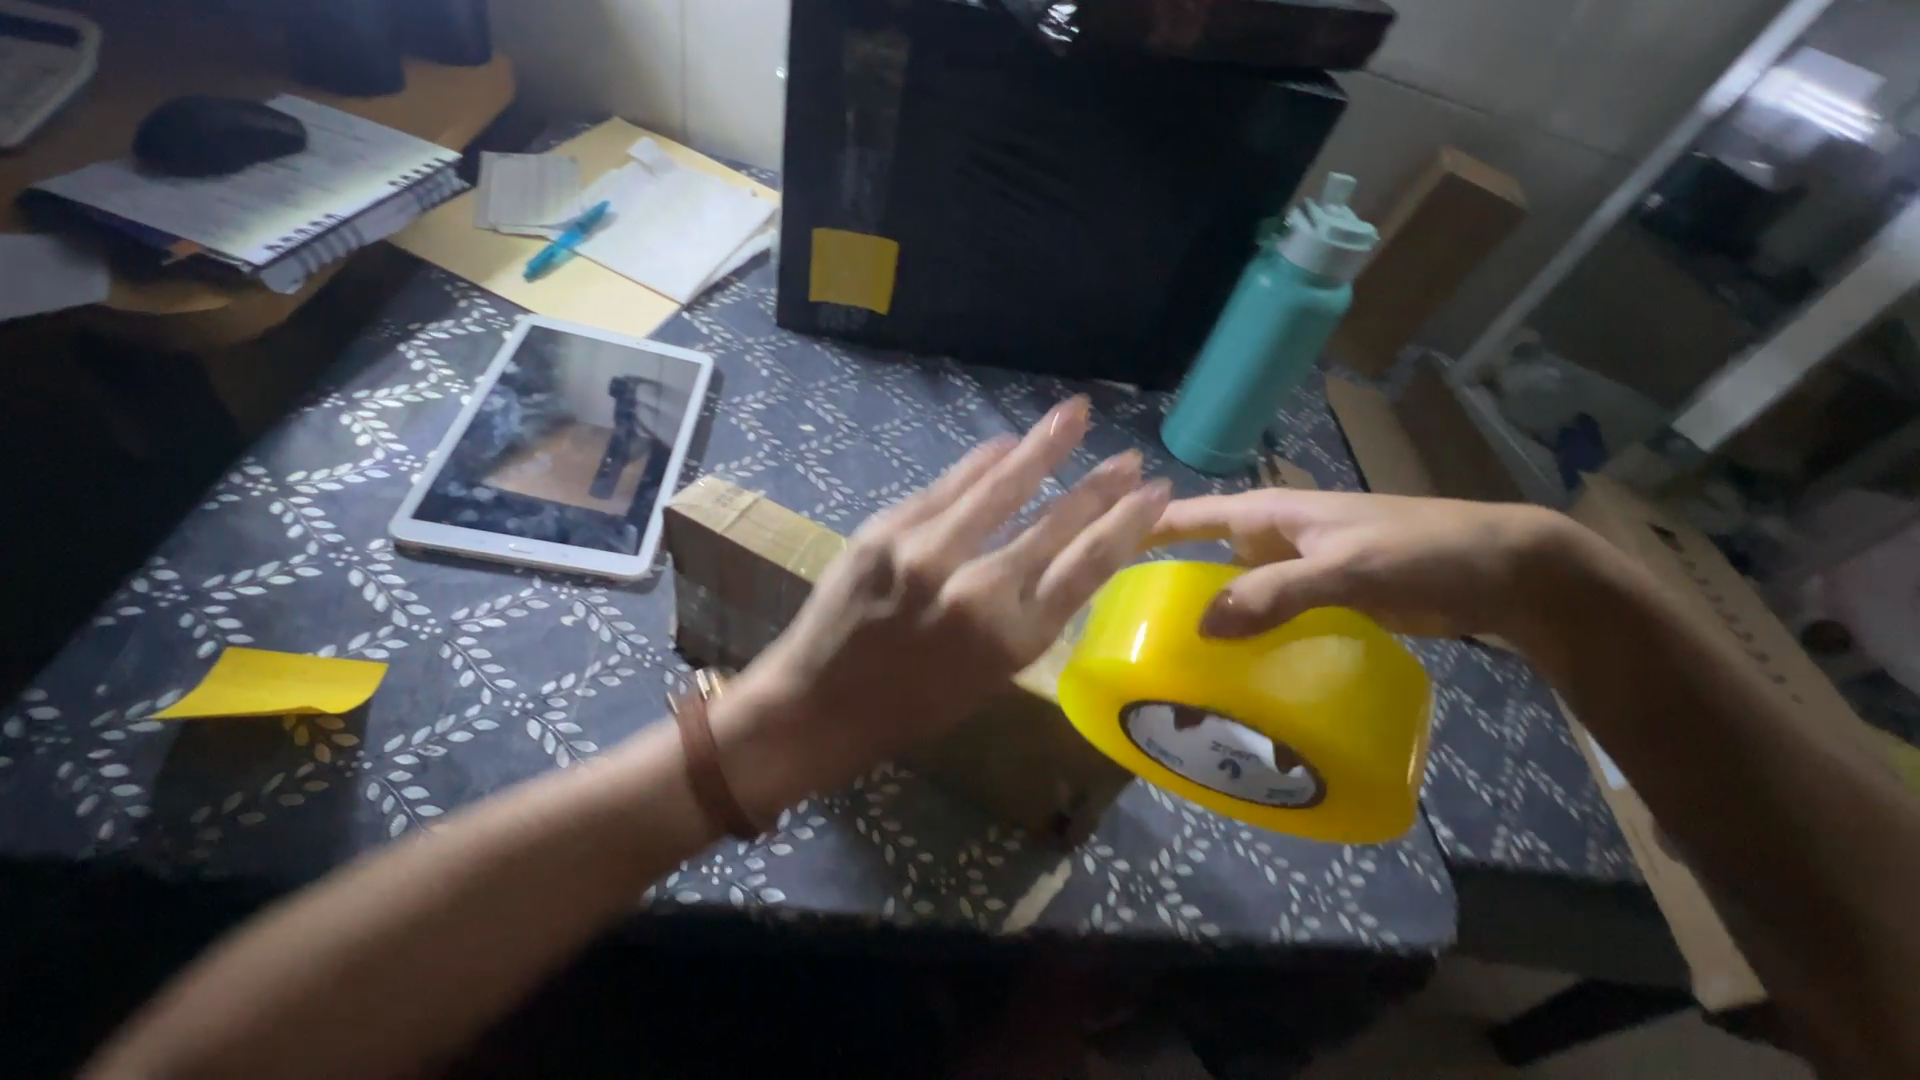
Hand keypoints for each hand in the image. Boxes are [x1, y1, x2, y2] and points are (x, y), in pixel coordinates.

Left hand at [716, 397, 1172, 817]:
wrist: (821, 705)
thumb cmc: (915, 704)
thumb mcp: (991, 674)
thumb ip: (1029, 613)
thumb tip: (1061, 550)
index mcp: (1016, 638)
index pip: (1090, 564)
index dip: (1128, 523)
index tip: (1157, 493)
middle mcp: (980, 591)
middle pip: (1056, 522)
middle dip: (1100, 486)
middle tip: (1131, 457)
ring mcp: (928, 554)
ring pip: (1001, 488)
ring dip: (1043, 448)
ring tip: (1075, 414)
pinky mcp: (886, 533)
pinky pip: (946, 487)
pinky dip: (979, 463)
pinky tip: (1007, 441)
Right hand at [1148, 489, 1582, 640]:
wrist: (1502, 572)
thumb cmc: (1422, 550)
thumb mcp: (1346, 568)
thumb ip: (1276, 592)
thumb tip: (1202, 626)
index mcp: (1268, 514)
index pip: (1188, 517)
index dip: (1141, 529)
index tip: (1092, 556)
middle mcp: (1271, 540)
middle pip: (1201, 559)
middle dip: (1163, 586)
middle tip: (1123, 632)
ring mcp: (1295, 574)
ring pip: (1232, 593)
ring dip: (1203, 619)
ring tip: (1163, 662)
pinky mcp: (1319, 604)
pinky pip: (1265, 620)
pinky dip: (1244, 640)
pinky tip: (1228, 675)